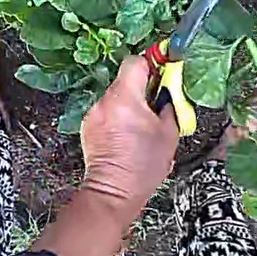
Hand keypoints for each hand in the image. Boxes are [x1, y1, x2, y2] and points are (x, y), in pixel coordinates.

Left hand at [76, 56, 179, 221]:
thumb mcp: (169, 133)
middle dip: (141, 88)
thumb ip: (169, 105)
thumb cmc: (144, 165)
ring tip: (140, 126)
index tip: (162, 76)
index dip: (151, 65)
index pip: (135, 62)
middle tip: (155, 105)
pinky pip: (106, 111)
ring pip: (116, 96)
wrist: (114, 193)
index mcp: (126, 98)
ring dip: (129, 103)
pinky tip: (125, 135)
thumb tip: (168, 90)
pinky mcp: (87, 126)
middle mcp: (105, 101)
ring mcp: (93, 113)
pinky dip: (117, 116)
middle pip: (125, 79)